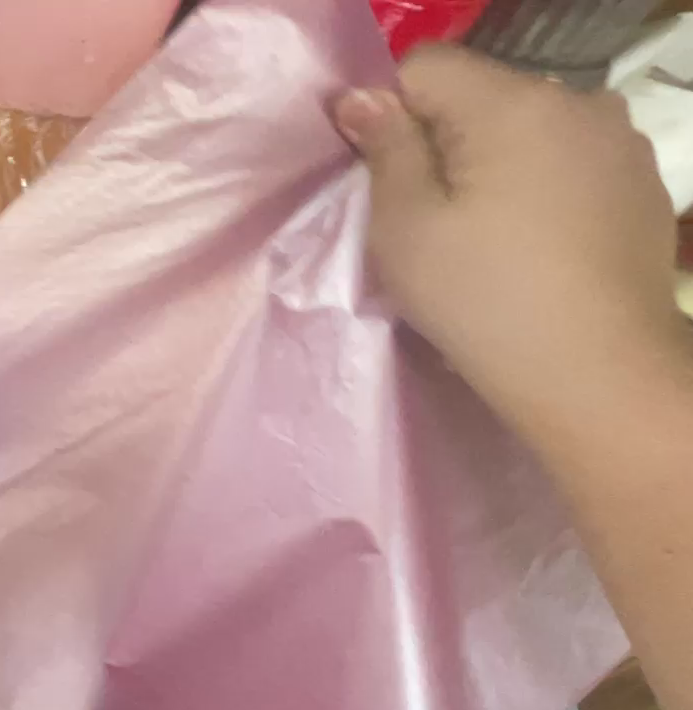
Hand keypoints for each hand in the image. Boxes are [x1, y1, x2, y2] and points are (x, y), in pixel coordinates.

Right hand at [333, 46, 686, 427]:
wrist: (586, 359)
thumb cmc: (474, 290)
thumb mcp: (404, 224)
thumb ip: (386, 151)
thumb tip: (360, 98)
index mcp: (514, 106)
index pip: (427, 66)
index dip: (380, 106)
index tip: (360, 165)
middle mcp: (577, 102)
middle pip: (476, 96)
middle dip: (429, 138)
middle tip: (402, 212)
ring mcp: (616, 140)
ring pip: (517, 129)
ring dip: (476, 163)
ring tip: (458, 231)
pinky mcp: (634, 178)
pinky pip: (556, 159)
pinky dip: (520, 184)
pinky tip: (510, 240)